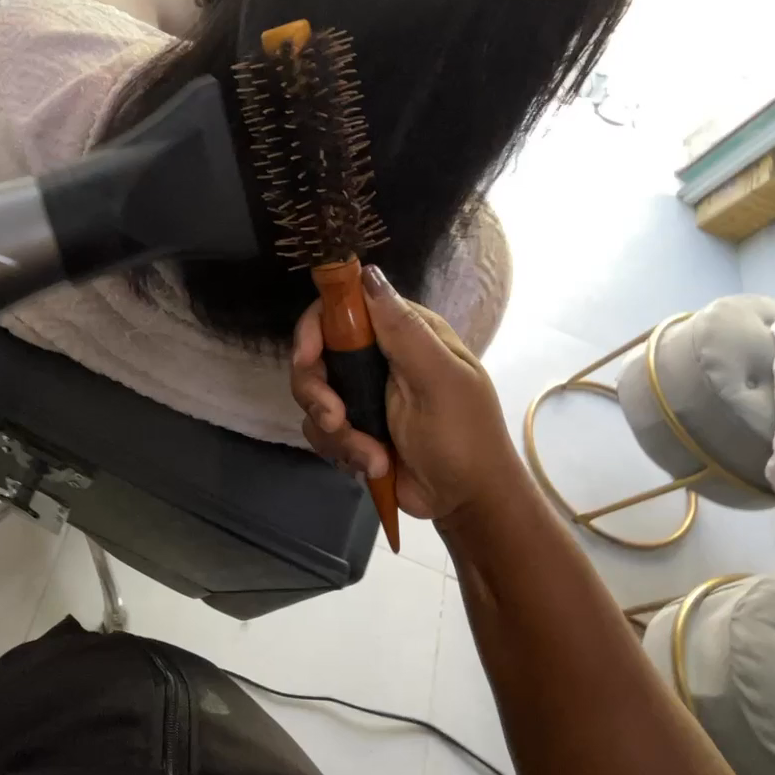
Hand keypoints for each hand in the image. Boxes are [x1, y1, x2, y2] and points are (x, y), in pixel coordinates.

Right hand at [290, 266, 524, 520]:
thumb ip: (402, 330)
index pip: (341, 310)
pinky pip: (319, 430)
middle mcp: (376, 357)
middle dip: (318, 393)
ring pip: (312, 398)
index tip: (308, 357)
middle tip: (336, 419)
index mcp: (403, 334)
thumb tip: (367, 271)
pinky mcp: (352, 427)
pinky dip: (342, 451)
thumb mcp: (438, 380)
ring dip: (337, 433)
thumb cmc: (464, 436)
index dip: (315, 329)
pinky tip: (372, 465)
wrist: (466, 503)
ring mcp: (361, 394)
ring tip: (371, 457)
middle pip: (315, 356)